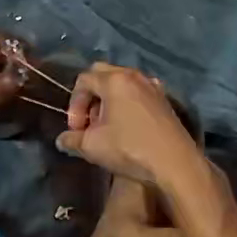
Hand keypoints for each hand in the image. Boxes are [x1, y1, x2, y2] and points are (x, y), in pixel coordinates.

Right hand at [55, 64, 207, 193]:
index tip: (76, 128)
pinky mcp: (163, 99)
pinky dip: (126, 102)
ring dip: (108, 100)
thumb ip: (72, 139)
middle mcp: (134, 75)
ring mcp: (152, 85)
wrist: (174, 162)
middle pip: (103, 74)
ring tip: (107, 127)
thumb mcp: (92, 146)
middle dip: (90, 97)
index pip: (84, 80)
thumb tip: (62, 139)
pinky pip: (137, 92)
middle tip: (89, 122)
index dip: (74, 103)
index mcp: (114, 80)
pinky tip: (127, 126)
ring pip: (121, 83)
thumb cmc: (129, 148)